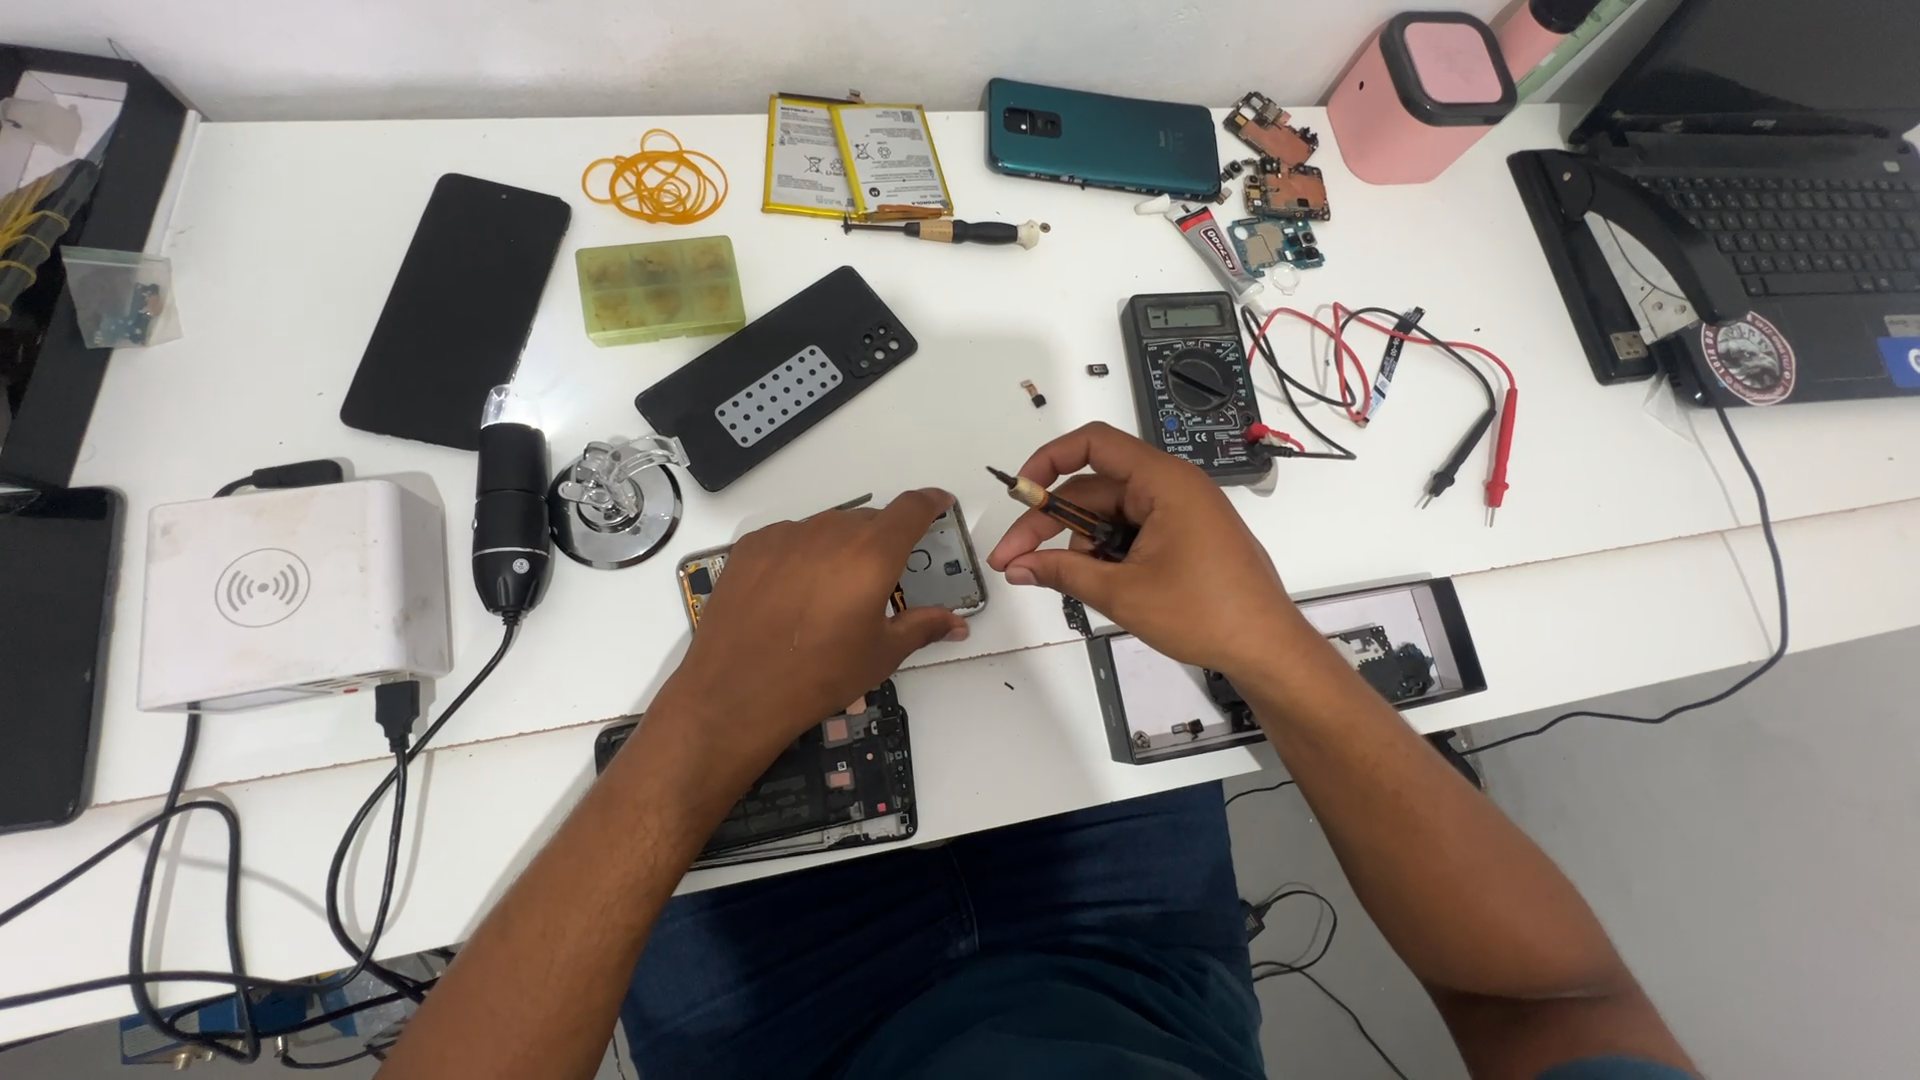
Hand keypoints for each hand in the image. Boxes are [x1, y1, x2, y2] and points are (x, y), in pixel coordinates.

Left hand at [647, 489, 967, 796]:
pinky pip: (790, 538)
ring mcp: (786, 536)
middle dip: (883, 540)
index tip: (939, 503)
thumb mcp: (881, 655)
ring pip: (828, 528)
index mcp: (872, 554)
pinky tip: (794, 592)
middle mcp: (830, 532)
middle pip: (869, 520)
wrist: (735, 694)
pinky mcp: (751, 547)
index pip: (911, 509)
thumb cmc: (819, 676)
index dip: (931, 502)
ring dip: (841, 548)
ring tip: (832, 592)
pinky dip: (803, 554)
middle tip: (880, 578)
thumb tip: (958, 624)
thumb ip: (922, 627)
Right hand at [986, 422, 1309, 678]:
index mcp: (1163, 481)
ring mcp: (1178, 512)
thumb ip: (1062, 573)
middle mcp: (1171, 487)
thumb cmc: (1206, 613)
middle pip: (1092, 489)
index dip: (1047, 460)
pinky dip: (1107, 555)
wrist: (1266, 648)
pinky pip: (1130, 532)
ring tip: (1076, 585)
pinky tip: (1101, 585)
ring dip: (1081, 547)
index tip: (1020, 493)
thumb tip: (1018, 566)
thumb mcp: (1122, 593)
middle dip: (1050, 524)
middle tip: (1013, 561)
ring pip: (1108, 516)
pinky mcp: (1183, 536)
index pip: (1093, 444)